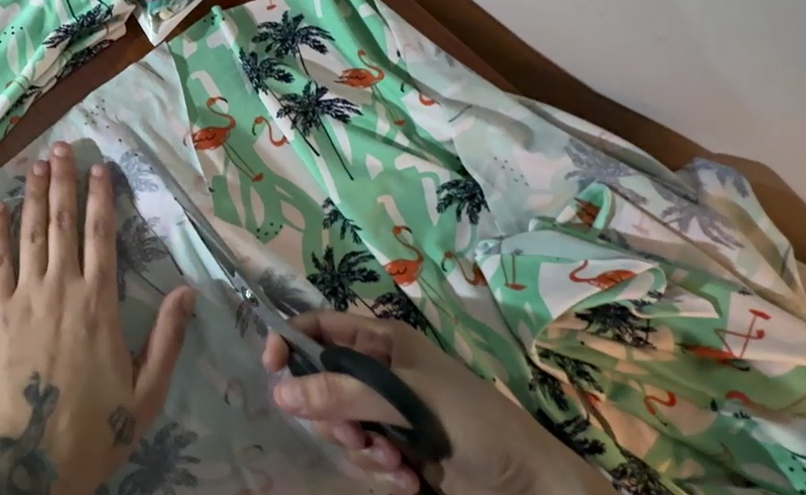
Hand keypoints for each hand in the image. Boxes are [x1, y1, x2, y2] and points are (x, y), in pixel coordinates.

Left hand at [0, 142, 197, 494]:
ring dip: (33, 195)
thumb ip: (168, 338)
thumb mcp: (147, 389)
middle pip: (62, 223)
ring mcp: (25, 297)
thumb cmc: (97, 425)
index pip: (101, 235)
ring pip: (30, 234)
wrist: (38, 457)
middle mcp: (61, 288)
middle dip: (63, 181)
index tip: (100, 167)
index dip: (100, 196)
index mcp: (99, 302)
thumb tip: (191, 291)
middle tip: (62, 147)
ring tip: (36, 163)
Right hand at [264, 310, 616, 494]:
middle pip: (319, 382)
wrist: (534, 489)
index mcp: (380, 341)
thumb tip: (277, 392)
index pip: (317, 327)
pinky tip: (407, 481)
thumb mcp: (406, 400)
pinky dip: (378, 470)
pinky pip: (361, 455)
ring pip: (337, 424)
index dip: (289, 341)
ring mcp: (386, 412)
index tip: (271, 369)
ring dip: (360, 448)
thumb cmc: (473, 423)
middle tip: (356, 435)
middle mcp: (377, 371)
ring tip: (395, 465)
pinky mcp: (396, 450)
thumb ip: (341, 394)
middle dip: (332, 415)